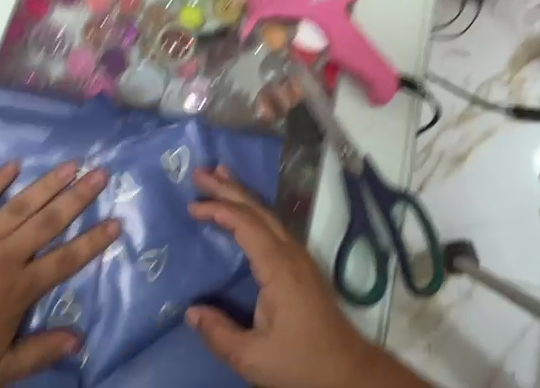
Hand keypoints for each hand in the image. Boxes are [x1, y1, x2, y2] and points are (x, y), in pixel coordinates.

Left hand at [0, 160, 120, 387]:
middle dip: (78, 197)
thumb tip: (79, 339)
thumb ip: (40, 352)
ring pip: (20, 205)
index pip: (66, 260)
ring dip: (47, 183)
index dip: (93, 241)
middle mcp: (4, 258)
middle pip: (49, 221)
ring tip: (71, 163)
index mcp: (19, 290)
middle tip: (101, 173)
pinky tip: (14, 165)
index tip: (117, 221)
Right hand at [185, 166, 428, 387]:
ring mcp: (300, 257)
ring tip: (220, 177)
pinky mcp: (302, 267)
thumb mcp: (254, 357)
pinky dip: (253, 212)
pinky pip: (274, 227)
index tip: (192, 204)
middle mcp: (291, 252)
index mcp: (278, 266)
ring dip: (242, 195)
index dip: (218, 209)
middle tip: (200, 172)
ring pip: (268, 215)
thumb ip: (220, 334)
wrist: (348, 372)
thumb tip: (191, 311)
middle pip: (257, 209)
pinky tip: (245, 214)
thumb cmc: (302, 362)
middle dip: (228, 188)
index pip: (245, 223)